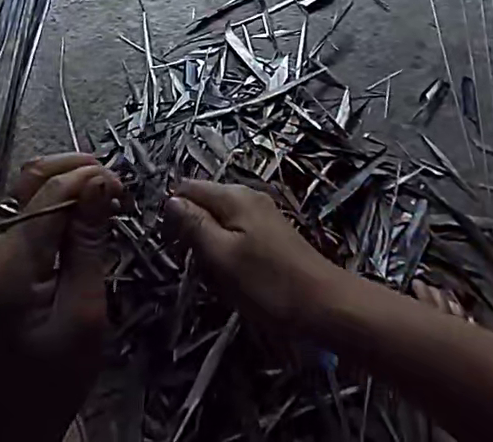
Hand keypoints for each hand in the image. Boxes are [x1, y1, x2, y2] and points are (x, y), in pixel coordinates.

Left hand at [0, 154, 123, 441]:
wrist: (6, 428)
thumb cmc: (51, 381)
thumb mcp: (83, 312)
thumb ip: (89, 242)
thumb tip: (101, 181)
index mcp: (5, 263)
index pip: (50, 192)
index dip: (91, 177)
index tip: (124, 187)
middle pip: (31, 179)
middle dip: (78, 171)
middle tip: (116, 188)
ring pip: (27, 189)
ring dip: (68, 185)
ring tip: (104, 199)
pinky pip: (24, 211)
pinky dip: (55, 204)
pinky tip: (81, 217)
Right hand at [163, 180, 342, 329]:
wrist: (324, 303)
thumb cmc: (268, 283)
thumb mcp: (223, 257)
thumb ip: (195, 225)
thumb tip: (171, 200)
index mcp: (234, 196)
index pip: (189, 188)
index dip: (173, 211)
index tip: (168, 242)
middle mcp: (248, 195)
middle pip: (205, 200)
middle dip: (191, 227)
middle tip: (191, 263)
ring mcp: (262, 213)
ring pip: (220, 217)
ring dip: (208, 241)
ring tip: (209, 271)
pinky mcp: (271, 232)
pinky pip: (236, 230)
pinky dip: (226, 247)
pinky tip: (230, 272)